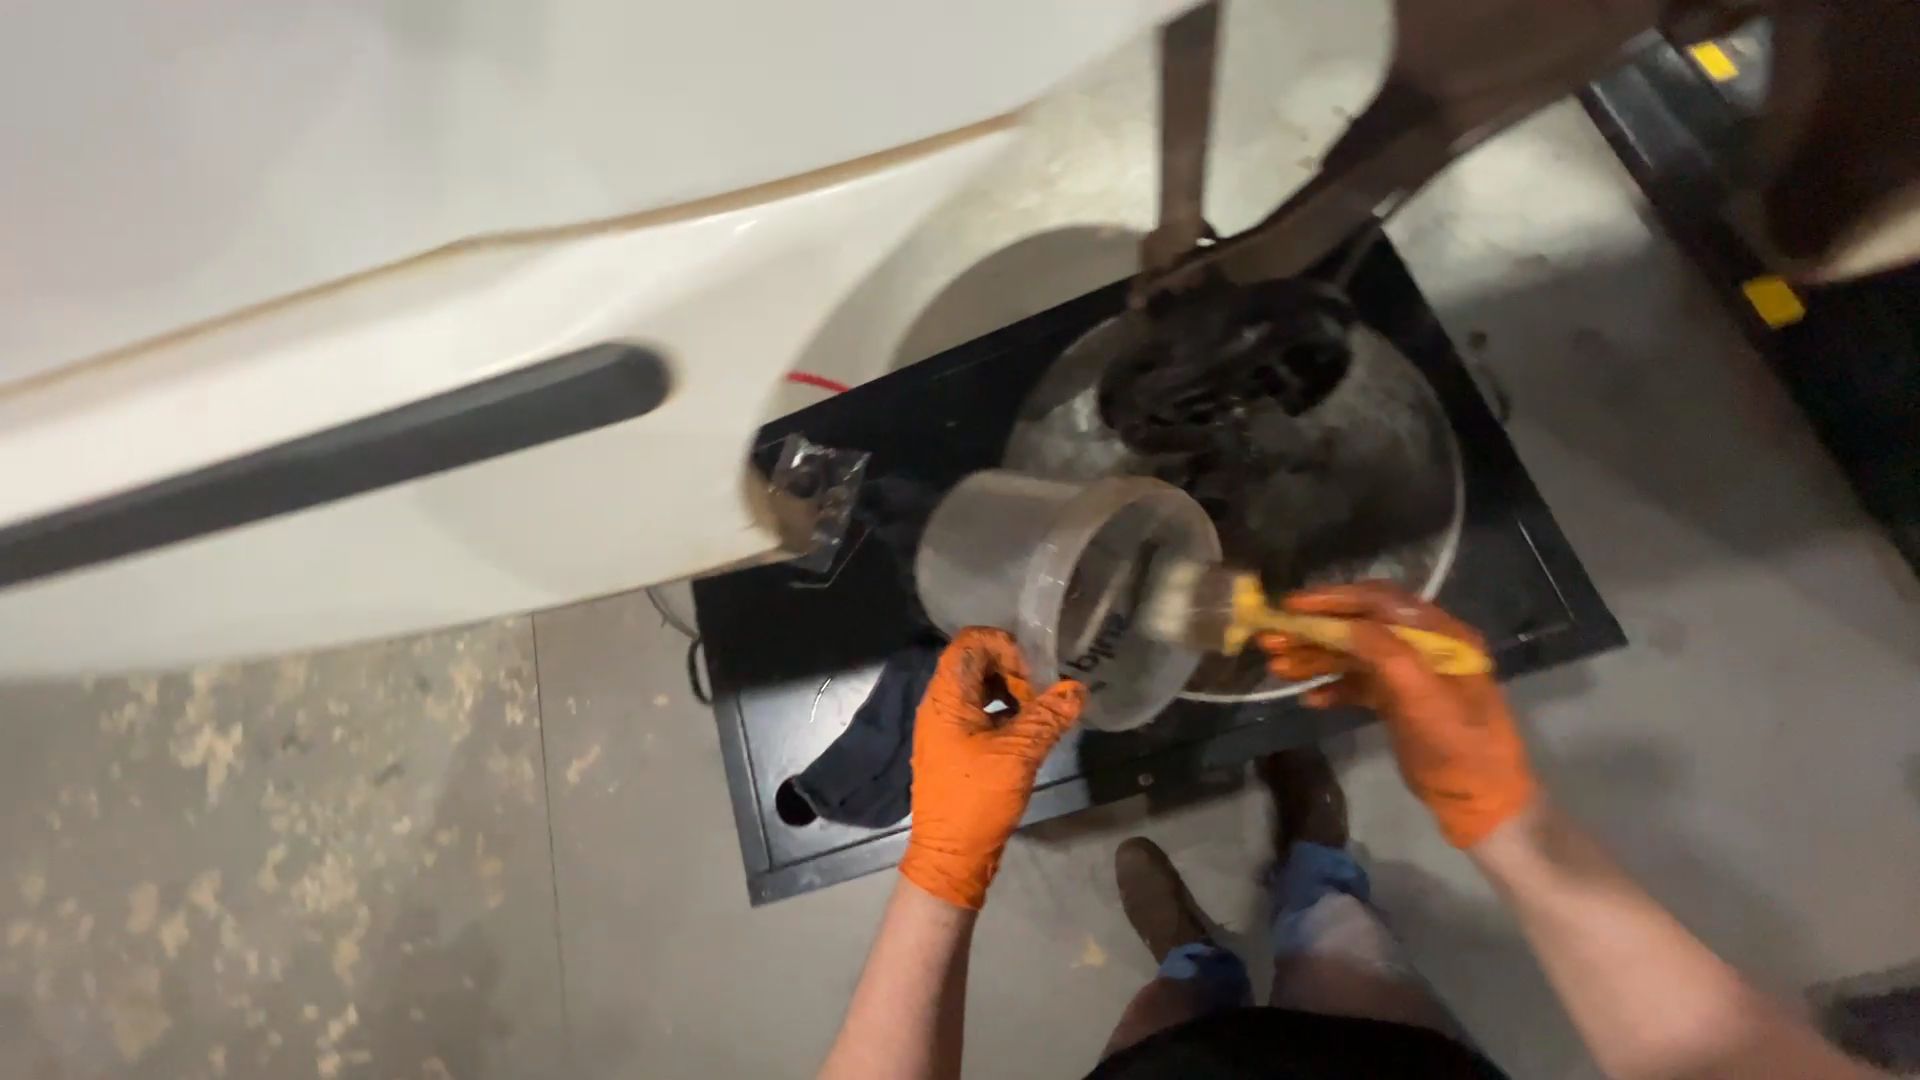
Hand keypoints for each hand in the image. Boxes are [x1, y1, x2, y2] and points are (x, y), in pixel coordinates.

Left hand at [900, 627, 1085, 909]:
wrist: (948, 857)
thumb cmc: (977, 800)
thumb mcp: (1019, 755)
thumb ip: (1049, 717)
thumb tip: (1078, 689)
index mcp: (946, 696)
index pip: (971, 641)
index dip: (1005, 647)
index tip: (1033, 673)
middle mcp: (939, 703)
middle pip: (975, 661)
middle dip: (1012, 669)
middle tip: (1041, 695)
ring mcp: (943, 725)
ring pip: (978, 687)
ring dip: (1010, 691)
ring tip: (1039, 713)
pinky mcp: (952, 745)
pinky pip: (978, 711)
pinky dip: (1003, 712)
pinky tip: (1027, 731)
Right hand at [1258, 582, 1535, 848]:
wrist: (1481, 804)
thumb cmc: (1459, 747)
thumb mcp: (1424, 698)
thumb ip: (1385, 654)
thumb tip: (1340, 623)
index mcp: (1440, 635)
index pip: (1379, 602)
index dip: (1333, 600)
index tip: (1290, 606)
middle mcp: (1423, 646)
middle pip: (1358, 626)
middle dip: (1313, 631)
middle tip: (1271, 637)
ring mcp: (1408, 674)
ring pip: (1351, 655)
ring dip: (1313, 658)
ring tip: (1275, 665)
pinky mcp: (1395, 699)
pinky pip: (1355, 683)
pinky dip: (1330, 687)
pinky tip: (1309, 698)